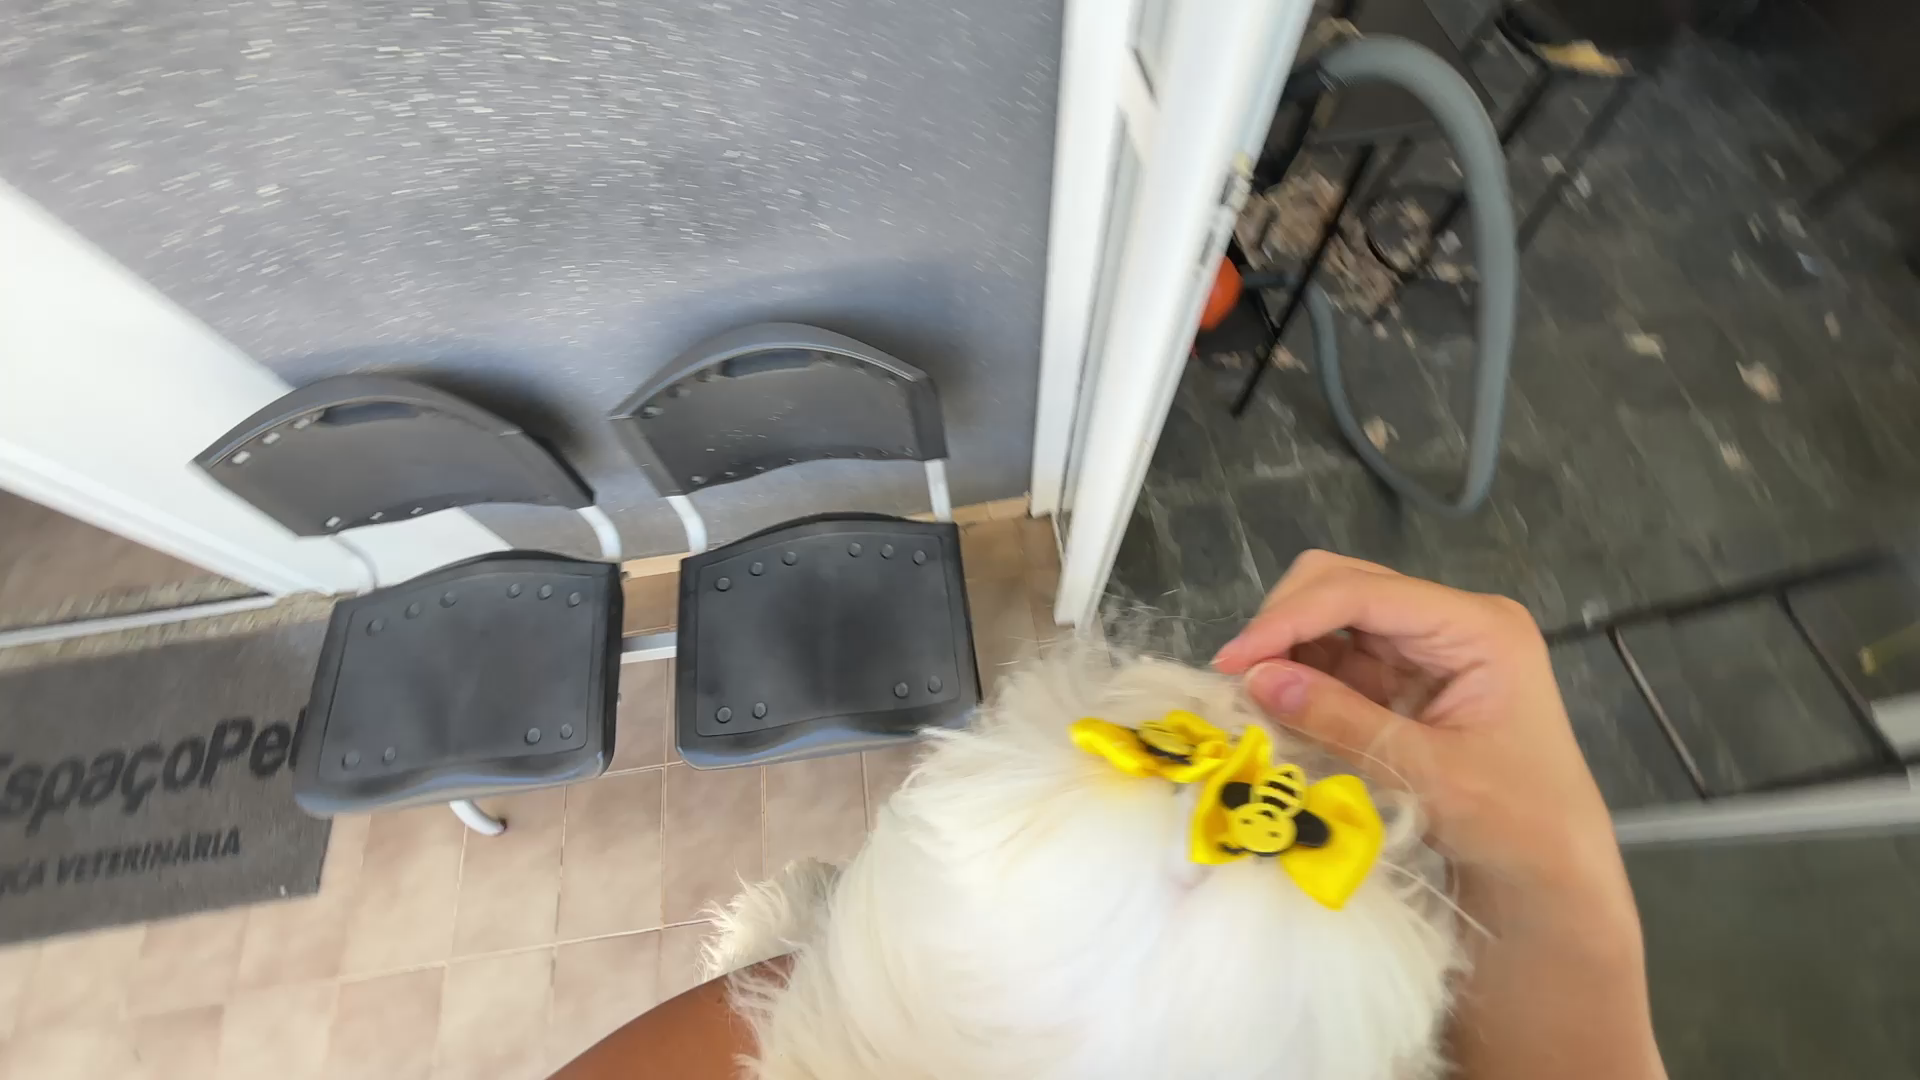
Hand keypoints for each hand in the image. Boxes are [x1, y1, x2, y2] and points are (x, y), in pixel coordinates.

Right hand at [1211, 551, 1623, 917]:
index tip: (1232, 662)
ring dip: (1281, 645)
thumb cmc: (1516, 829)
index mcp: (1474, 627)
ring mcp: (1416, 643)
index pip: (1361, 593)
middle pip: (1338, 582)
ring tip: (1250, 693)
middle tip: (1240, 676)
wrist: (1549, 882)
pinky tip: (1272, 701)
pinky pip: (1325, 651)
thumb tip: (1253, 678)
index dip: (1288, 618)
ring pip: (1323, 610)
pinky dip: (1291, 670)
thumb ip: (1339, 720)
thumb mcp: (1428, 776)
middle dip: (1282, 622)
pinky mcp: (1392, 672)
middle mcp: (1443, 619)